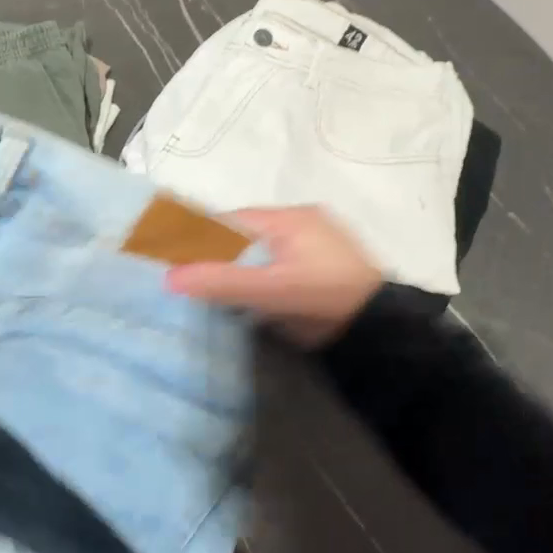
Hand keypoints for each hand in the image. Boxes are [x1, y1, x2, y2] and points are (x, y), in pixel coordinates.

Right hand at [166, 206, 383, 347]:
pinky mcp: (321, 268)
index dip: (200, 238)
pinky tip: (246, 298)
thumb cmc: (327, 299)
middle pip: (242, 236)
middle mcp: (302, 222)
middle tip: (193, 282)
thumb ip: (221, 281)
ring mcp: (314, 244)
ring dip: (237, 270)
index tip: (176, 261)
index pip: (229, 221)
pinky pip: (274, 265)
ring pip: (257, 251)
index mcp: (291, 217)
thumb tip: (168, 278)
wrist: (385, 334)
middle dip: (217, 256)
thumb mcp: (271, 290)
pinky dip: (256, 278)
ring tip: (214, 293)